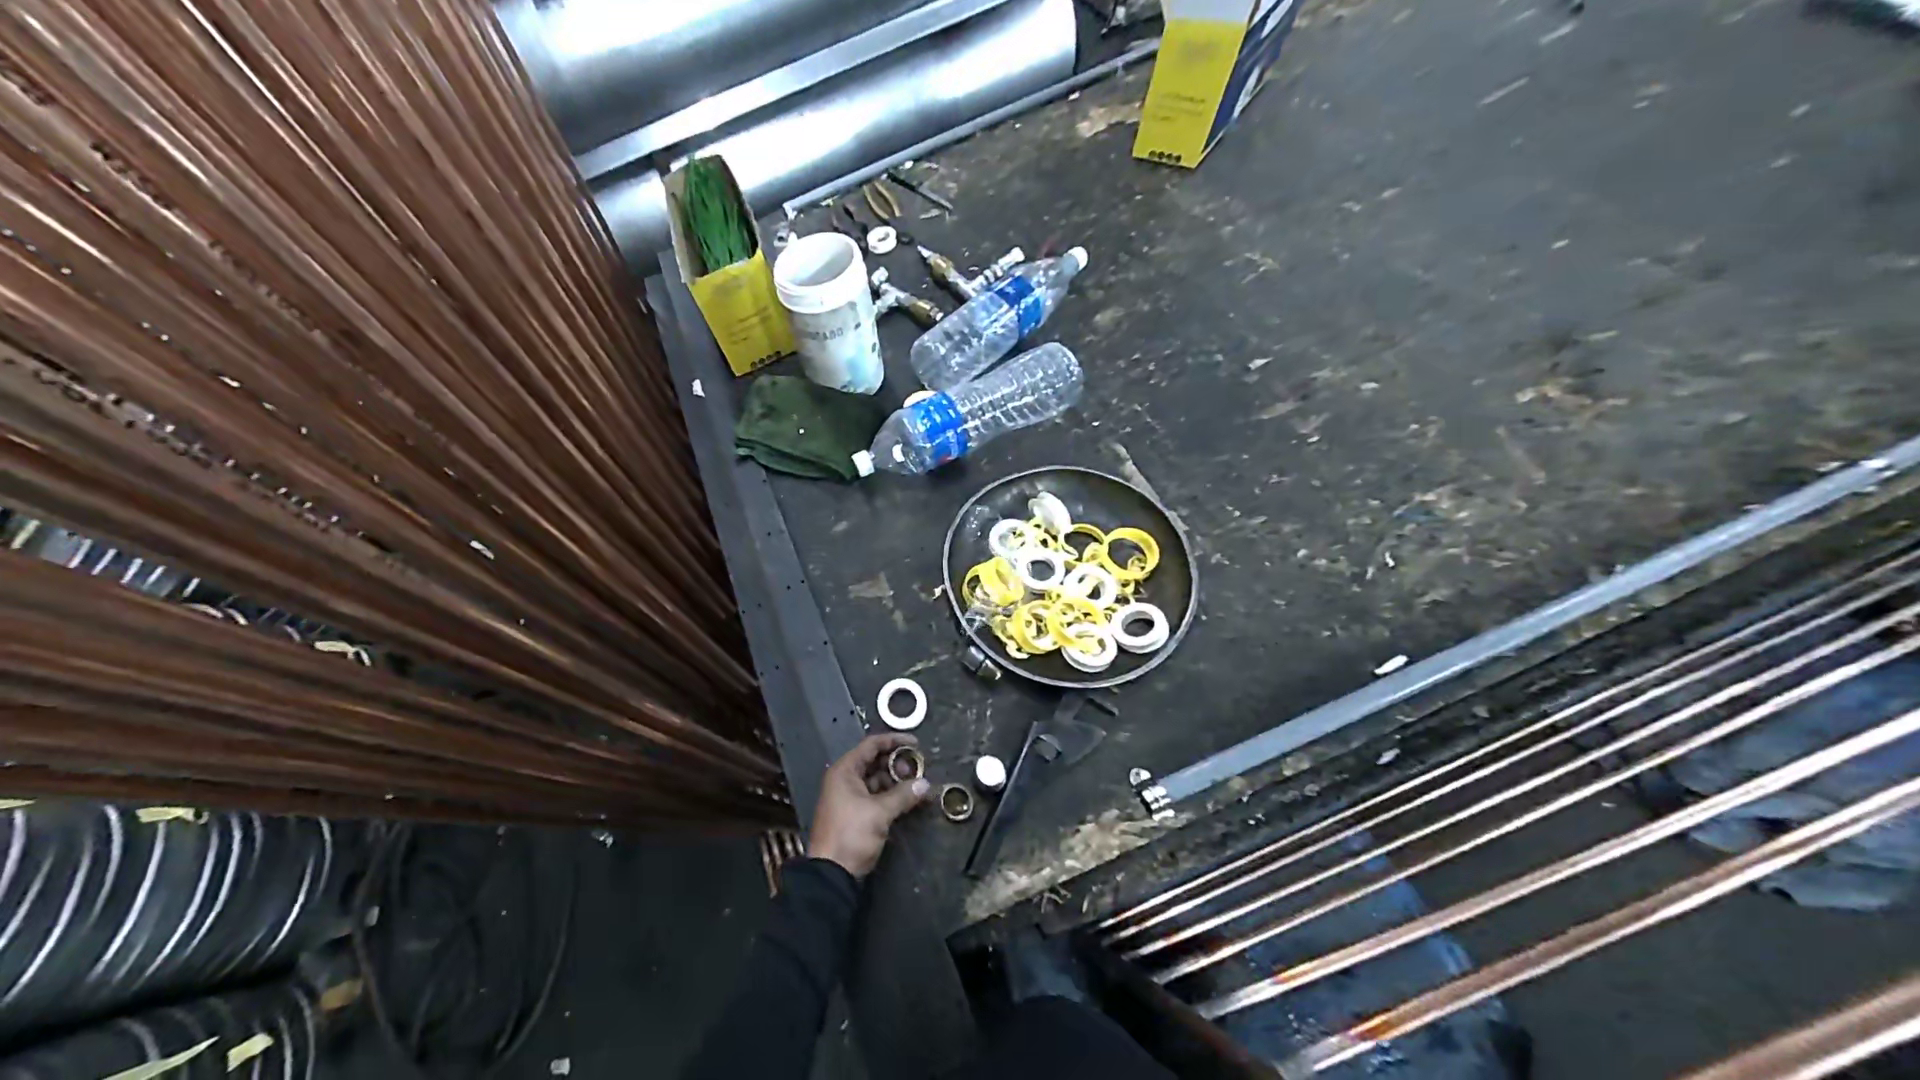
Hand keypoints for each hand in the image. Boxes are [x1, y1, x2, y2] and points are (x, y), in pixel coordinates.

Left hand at [808, 733, 930, 878]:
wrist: (830, 874)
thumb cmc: (851, 834)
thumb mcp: (880, 812)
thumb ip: (903, 795)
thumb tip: (925, 784)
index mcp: (845, 771)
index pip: (872, 745)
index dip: (894, 741)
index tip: (916, 744)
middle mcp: (845, 779)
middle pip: (875, 762)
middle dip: (898, 764)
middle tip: (918, 770)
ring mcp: (848, 797)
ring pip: (876, 780)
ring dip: (897, 782)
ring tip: (917, 787)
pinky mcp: (854, 814)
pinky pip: (875, 796)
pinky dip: (891, 796)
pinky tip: (908, 801)